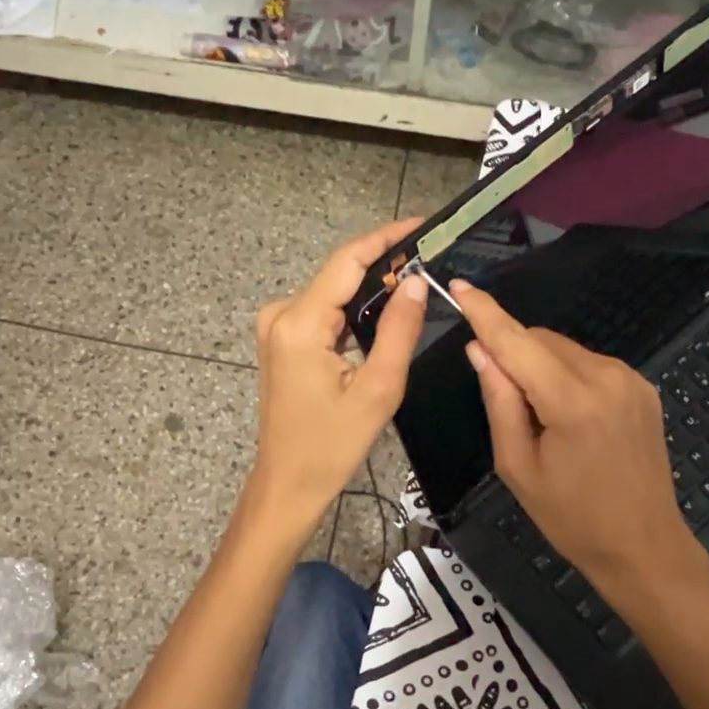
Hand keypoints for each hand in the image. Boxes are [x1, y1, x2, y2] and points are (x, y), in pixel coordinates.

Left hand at [247, 218, 428, 533]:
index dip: (387, 238)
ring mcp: (276, 327)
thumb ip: (398, 329)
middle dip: (384, 265)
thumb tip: (416, 281)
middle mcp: (280, 314)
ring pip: (333, 293)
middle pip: (339, 274)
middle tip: (431, 259)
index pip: (348, 260)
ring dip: (370, 289)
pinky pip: (324, 313)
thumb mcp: (377, 389)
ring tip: (417, 284)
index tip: (423, 225)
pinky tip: (384, 313)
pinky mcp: (281, 341)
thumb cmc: (331, 445)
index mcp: (300, 322)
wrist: (287, 483)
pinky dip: (353, 311)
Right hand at [451, 279, 708, 619]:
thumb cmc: (572, 518)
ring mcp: (631, 379)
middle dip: (512, 352)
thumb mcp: (518, 467)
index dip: (485, 313)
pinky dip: (565, 375)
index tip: (460, 286)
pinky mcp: (642, 387)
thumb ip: (499, 402)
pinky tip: (566, 417)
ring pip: (565, 350)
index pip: (517, 342)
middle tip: (500, 399)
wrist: (644, 546)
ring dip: (539, 365)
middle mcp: (607, 376)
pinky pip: (588, 365)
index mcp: (573, 401)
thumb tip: (480, 350)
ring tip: (539, 420)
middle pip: (541, 340)